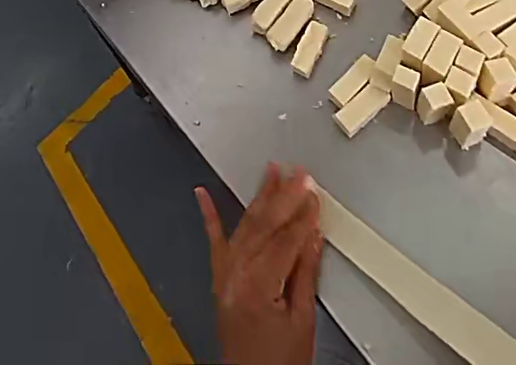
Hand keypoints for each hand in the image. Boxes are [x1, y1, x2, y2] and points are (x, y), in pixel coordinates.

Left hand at [195, 163, 321, 364]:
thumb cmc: (278, 362)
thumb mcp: (302, 322)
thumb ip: (305, 275)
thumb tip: (312, 236)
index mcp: (258, 286)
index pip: (285, 240)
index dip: (302, 215)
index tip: (314, 194)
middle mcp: (236, 274)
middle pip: (264, 225)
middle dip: (284, 196)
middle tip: (298, 173)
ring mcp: (225, 274)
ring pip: (245, 225)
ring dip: (259, 196)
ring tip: (271, 171)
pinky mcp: (219, 277)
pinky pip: (213, 240)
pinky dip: (208, 214)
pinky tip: (202, 193)